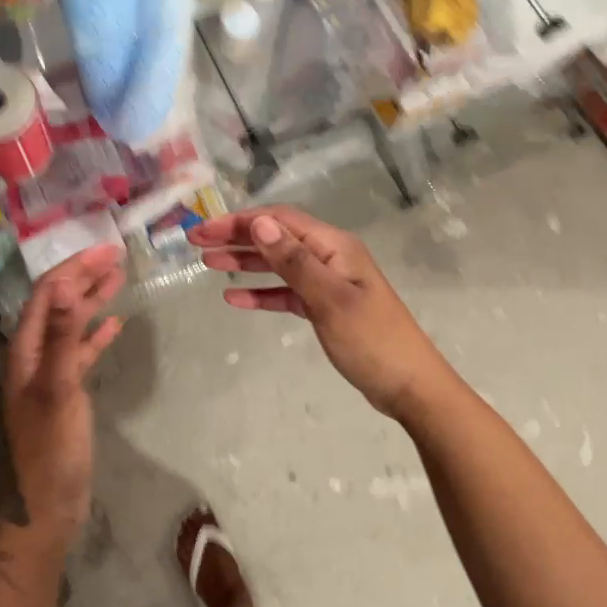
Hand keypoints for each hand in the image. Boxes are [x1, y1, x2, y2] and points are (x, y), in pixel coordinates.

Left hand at [3, 245, 124, 544]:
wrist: (46, 504)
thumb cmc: (50, 449)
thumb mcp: (57, 389)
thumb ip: (60, 337)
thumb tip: (62, 284)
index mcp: (25, 350)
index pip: (47, 294)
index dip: (74, 268)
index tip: (106, 250)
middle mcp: (33, 355)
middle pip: (57, 304)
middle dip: (84, 276)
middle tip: (117, 256)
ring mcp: (50, 374)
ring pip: (70, 325)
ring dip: (92, 300)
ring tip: (119, 277)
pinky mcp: (66, 392)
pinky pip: (80, 353)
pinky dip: (95, 334)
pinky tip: (115, 325)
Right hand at [189, 206, 453, 419]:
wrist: (409, 386)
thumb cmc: (372, 340)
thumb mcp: (330, 299)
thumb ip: (294, 261)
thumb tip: (261, 223)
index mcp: (334, 247)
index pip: (280, 220)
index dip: (240, 221)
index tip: (204, 229)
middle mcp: (330, 257)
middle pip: (277, 238)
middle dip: (237, 237)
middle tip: (196, 242)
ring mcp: (328, 283)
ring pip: (278, 264)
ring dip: (245, 262)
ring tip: (208, 263)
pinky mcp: (325, 308)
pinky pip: (286, 293)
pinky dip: (261, 293)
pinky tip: (235, 299)